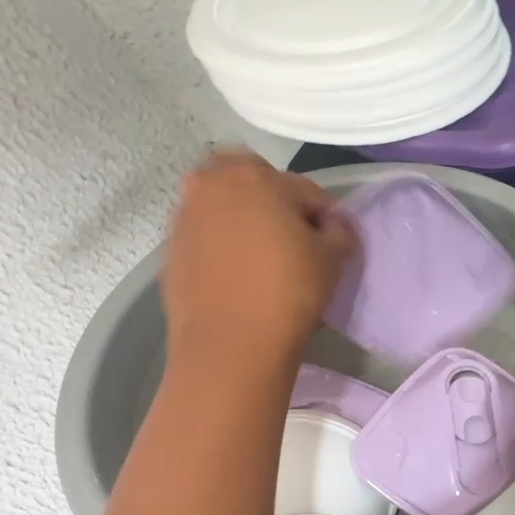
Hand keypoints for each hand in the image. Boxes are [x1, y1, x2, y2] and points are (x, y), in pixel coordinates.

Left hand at [161, 150, 357, 372]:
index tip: (333, 241)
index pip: (307, 189)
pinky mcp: (173, 241)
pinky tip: (241, 270)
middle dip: (274, 196)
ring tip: (264, 252)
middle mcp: (214, 183)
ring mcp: (187, 211)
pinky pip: (206, 227)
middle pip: (250, 175)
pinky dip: (224, 237)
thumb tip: (333, 223)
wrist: (231, 339)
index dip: (326, 215)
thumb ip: (341, 232)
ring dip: (244, 214)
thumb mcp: (334, 261)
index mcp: (259, 180)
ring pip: (222, 199)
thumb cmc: (290, 291)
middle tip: (293, 233)